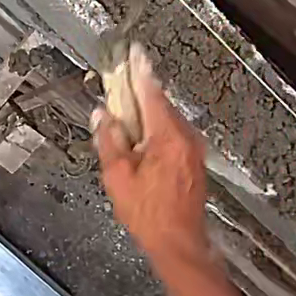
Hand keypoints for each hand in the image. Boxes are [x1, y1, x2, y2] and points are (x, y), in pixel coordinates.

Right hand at [92, 44, 211, 265]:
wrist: (179, 242)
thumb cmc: (149, 214)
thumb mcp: (117, 176)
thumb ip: (109, 141)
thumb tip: (102, 116)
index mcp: (167, 137)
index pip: (151, 93)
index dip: (139, 71)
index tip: (134, 53)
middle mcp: (185, 138)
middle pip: (159, 104)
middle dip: (138, 92)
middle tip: (119, 83)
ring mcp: (193, 149)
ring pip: (166, 118)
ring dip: (145, 112)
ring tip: (124, 115)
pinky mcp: (193, 160)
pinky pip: (172, 133)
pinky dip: (155, 127)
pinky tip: (140, 137)